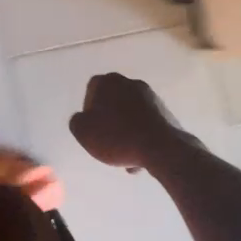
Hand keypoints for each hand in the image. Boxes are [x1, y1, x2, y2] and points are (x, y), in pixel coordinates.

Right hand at [68, 72, 187, 171]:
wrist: (161, 149)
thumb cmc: (117, 136)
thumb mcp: (83, 132)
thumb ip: (76, 121)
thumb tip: (83, 119)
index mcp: (108, 81)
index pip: (91, 91)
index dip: (88, 112)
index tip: (92, 129)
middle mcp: (129, 82)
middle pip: (112, 102)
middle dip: (109, 121)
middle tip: (106, 141)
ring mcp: (150, 96)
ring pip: (130, 114)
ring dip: (125, 131)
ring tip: (124, 155)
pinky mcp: (164, 111)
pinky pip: (145, 123)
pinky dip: (140, 136)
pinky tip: (139, 158)